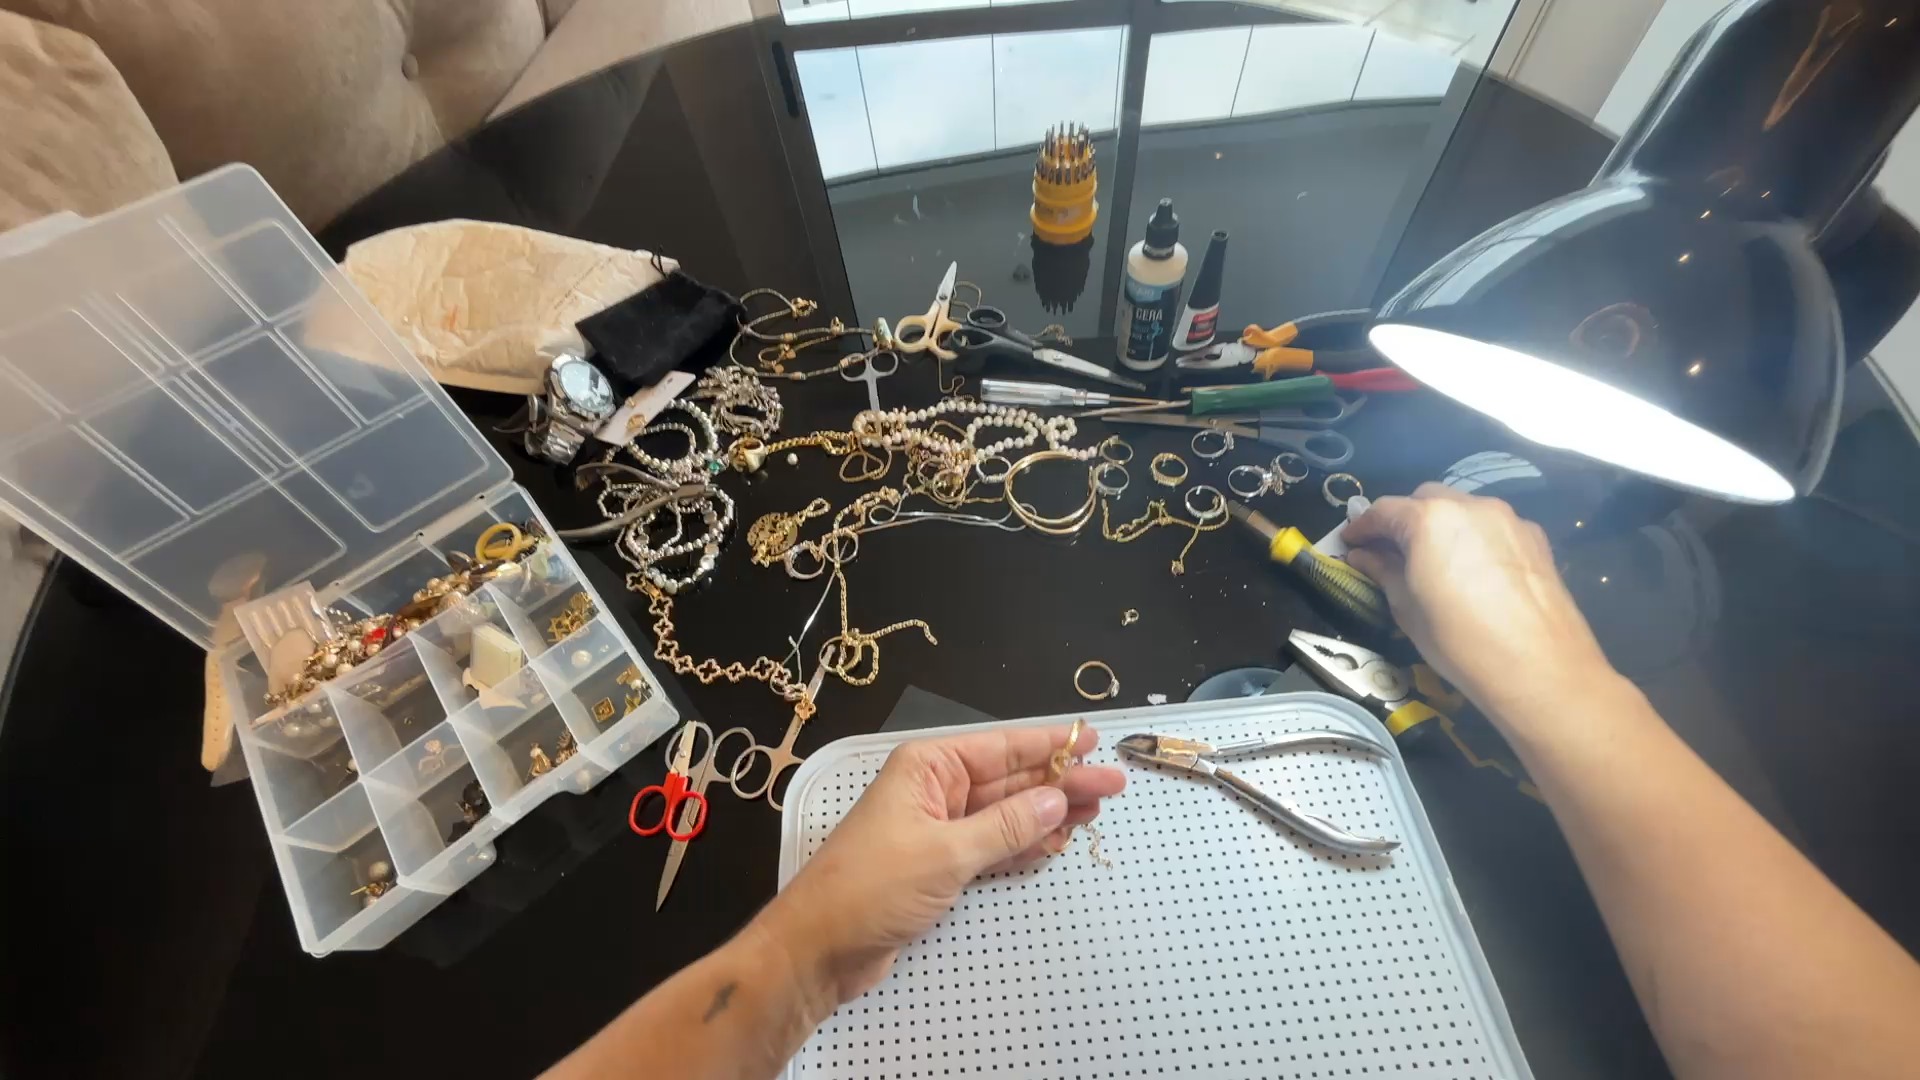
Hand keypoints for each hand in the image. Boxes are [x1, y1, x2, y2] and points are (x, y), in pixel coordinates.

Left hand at [756, 724, 1123, 1007]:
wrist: (819, 949)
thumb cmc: (871, 887)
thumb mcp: (944, 853)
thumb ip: (1004, 827)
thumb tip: (1055, 801)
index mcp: (928, 766)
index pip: (1000, 747)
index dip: (1049, 743)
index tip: (1090, 738)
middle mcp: (936, 788)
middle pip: (1008, 779)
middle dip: (1059, 782)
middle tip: (1111, 784)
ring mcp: (939, 827)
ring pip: (1005, 813)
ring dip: (1048, 814)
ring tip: (1096, 811)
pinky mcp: (941, 863)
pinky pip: (993, 844)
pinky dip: (1024, 844)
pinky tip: (1057, 840)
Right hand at [1343, 484, 1618, 722]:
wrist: (1540, 669)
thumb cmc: (1458, 639)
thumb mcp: (1406, 606)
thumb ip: (1382, 570)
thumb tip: (1363, 556)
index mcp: (1430, 519)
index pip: (1383, 510)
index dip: (1360, 527)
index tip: (1348, 544)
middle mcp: (1471, 506)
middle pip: (1424, 499)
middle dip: (1400, 519)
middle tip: (1386, 550)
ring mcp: (1508, 520)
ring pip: (1460, 507)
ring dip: (1437, 524)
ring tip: (1428, 558)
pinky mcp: (1535, 539)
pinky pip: (1491, 525)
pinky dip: (1470, 535)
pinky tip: (1468, 568)